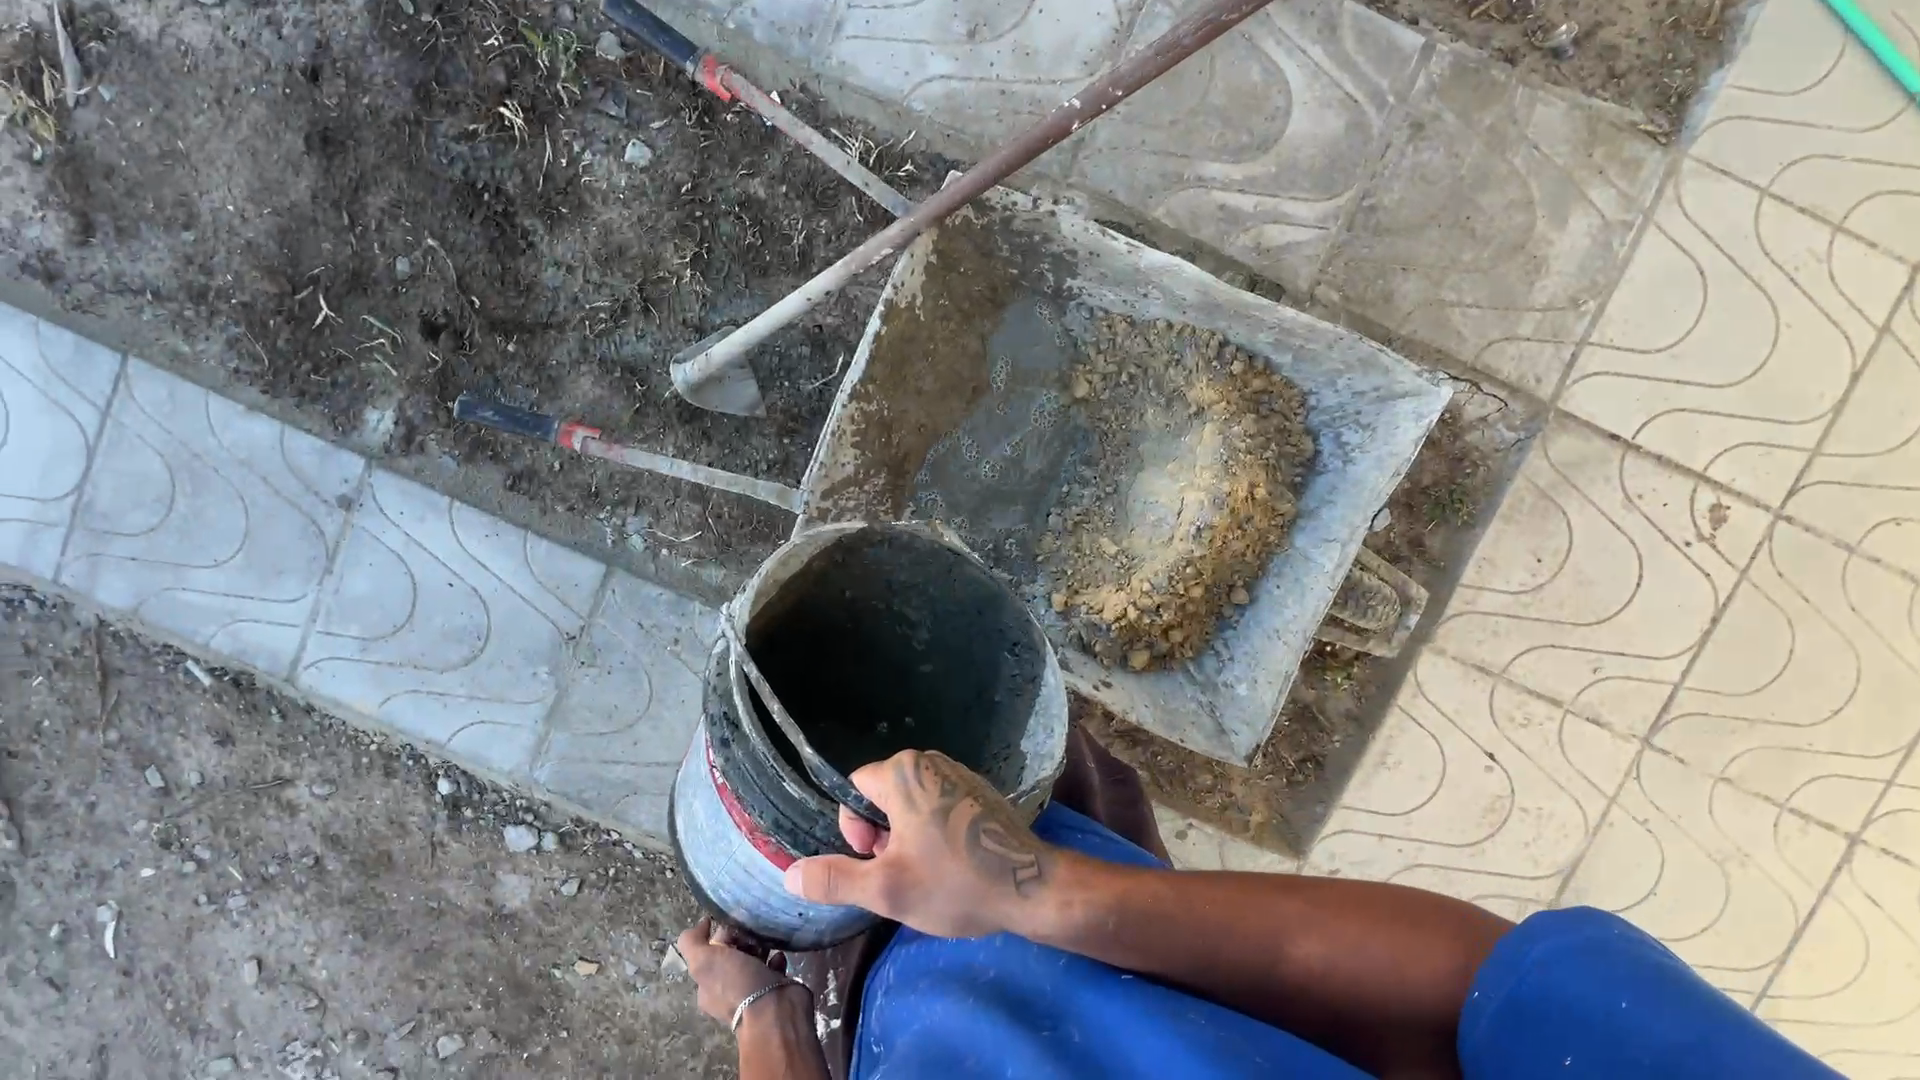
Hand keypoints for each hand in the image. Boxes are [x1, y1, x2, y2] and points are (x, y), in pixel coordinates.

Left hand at [676, 917, 806, 1028]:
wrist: (774, 1011)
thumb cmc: (737, 984)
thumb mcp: (704, 962)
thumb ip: (692, 942)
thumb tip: (702, 923)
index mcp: (708, 986)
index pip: (711, 953)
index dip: (720, 936)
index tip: (733, 925)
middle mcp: (728, 990)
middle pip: (733, 954)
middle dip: (742, 939)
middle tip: (754, 929)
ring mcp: (753, 991)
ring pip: (754, 959)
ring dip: (761, 945)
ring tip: (768, 936)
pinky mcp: (775, 989)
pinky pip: (774, 967)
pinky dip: (776, 958)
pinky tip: (779, 954)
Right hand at [783, 749, 1053, 937]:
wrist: (1032, 887)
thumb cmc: (956, 883)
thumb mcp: (885, 889)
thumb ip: (834, 879)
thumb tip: (790, 874)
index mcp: (904, 771)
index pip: (853, 790)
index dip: (855, 830)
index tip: (877, 861)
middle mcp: (931, 761)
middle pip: (882, 796)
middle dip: (882, 836)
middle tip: (903, 871)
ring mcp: (960, 774)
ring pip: (911, 805)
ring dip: (908, 837)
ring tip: (930, 872)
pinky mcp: (981, 792)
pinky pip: (939, 806)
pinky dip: (935, 832)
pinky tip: (954, 864)